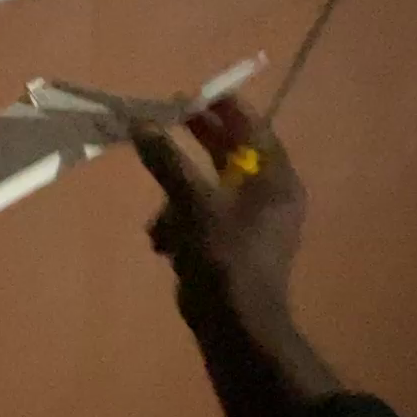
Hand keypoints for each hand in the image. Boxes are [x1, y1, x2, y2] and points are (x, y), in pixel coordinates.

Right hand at [132, 98, 305, 347]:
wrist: (234, 321)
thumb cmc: (223, 255)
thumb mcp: (192, 202)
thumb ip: (167, 161)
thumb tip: (141, 123)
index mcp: (275, 179)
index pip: (253, 128)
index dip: (221, 108)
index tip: (187, 95)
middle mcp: (269, 195)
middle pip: (230, 154)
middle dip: (193, 145)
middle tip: (160, 123)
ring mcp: (249, 220)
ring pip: (205, 188)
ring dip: (175, 198)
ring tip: (160, 223)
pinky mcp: (229, 242)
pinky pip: (198, 216)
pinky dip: (178, 224)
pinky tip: (163, 243)